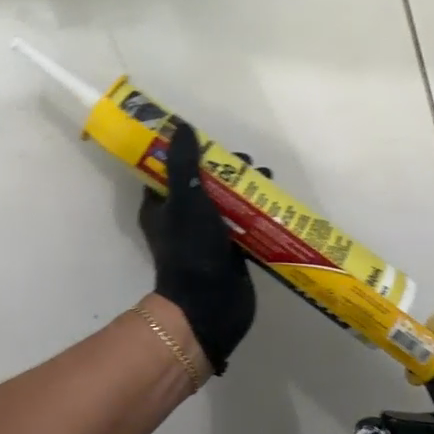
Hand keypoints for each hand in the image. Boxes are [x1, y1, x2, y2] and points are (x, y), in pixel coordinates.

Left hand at [137, 122, 255, 373]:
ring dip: (243, 188)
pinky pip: (243, 224)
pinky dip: (257, 211)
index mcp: (159, 207)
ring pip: (225, 202)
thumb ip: (183, 162)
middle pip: (201, 183)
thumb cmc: (191, 250)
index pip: (166, 171)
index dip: (185, 152)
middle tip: (244, 160)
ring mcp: (206, 236)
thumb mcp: (185, 199)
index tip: (207, 139)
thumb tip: (181, 126)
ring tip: (264, 176)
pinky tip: (274, 201)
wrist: (209, 308)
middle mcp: (180, 219)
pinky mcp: (230, 252)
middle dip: (223, 169)